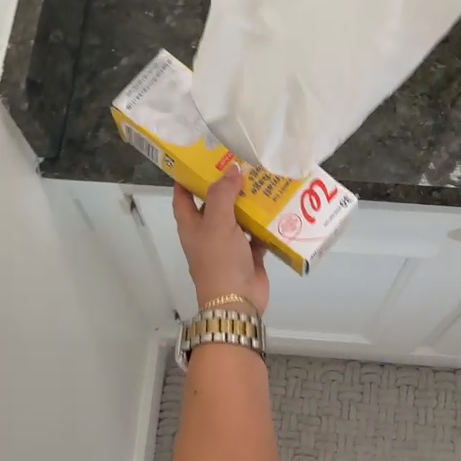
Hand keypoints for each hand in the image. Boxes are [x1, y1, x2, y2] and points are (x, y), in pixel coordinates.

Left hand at [172, 166, 270, 314]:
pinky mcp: (248, 254)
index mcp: (192, 225)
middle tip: (243, 162)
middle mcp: (208, 233)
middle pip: (215, 203)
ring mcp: (228, 244)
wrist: (238, 302)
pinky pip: (257, 233)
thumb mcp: (217, 223)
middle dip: (227, 185)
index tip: (199, 158)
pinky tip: (278, 206)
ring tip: (264, 179)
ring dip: (249, 202)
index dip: (186, 178)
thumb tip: (232, 170)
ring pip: (238, 217)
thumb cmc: (220, 261)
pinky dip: (266, 223)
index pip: (183, 196)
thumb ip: (223, 194)